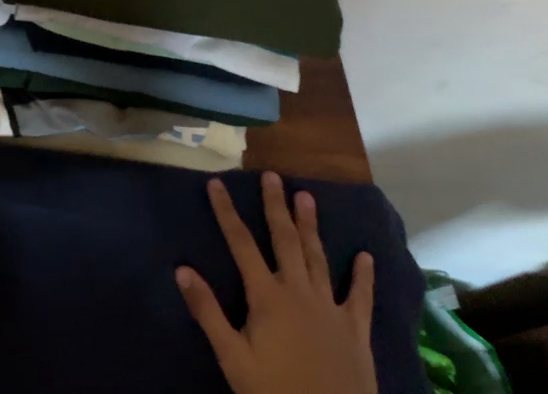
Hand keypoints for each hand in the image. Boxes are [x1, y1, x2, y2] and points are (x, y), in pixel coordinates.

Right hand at [176, 173, 376, 393]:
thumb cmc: (276, 392)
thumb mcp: (233, 358)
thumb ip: (208, 312)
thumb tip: (182, 269)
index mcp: (267, 297)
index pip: (241, 244)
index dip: (226, 212)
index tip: (216, 183)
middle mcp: (299, 292)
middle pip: (284, 240)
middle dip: (275, 206)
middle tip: (272, 175)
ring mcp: (330, 308)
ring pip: (318, 257)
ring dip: (310, 226)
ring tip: (306, 197)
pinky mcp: (355, 329)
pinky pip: (360, 296)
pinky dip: (363, 275)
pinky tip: (365, 256)